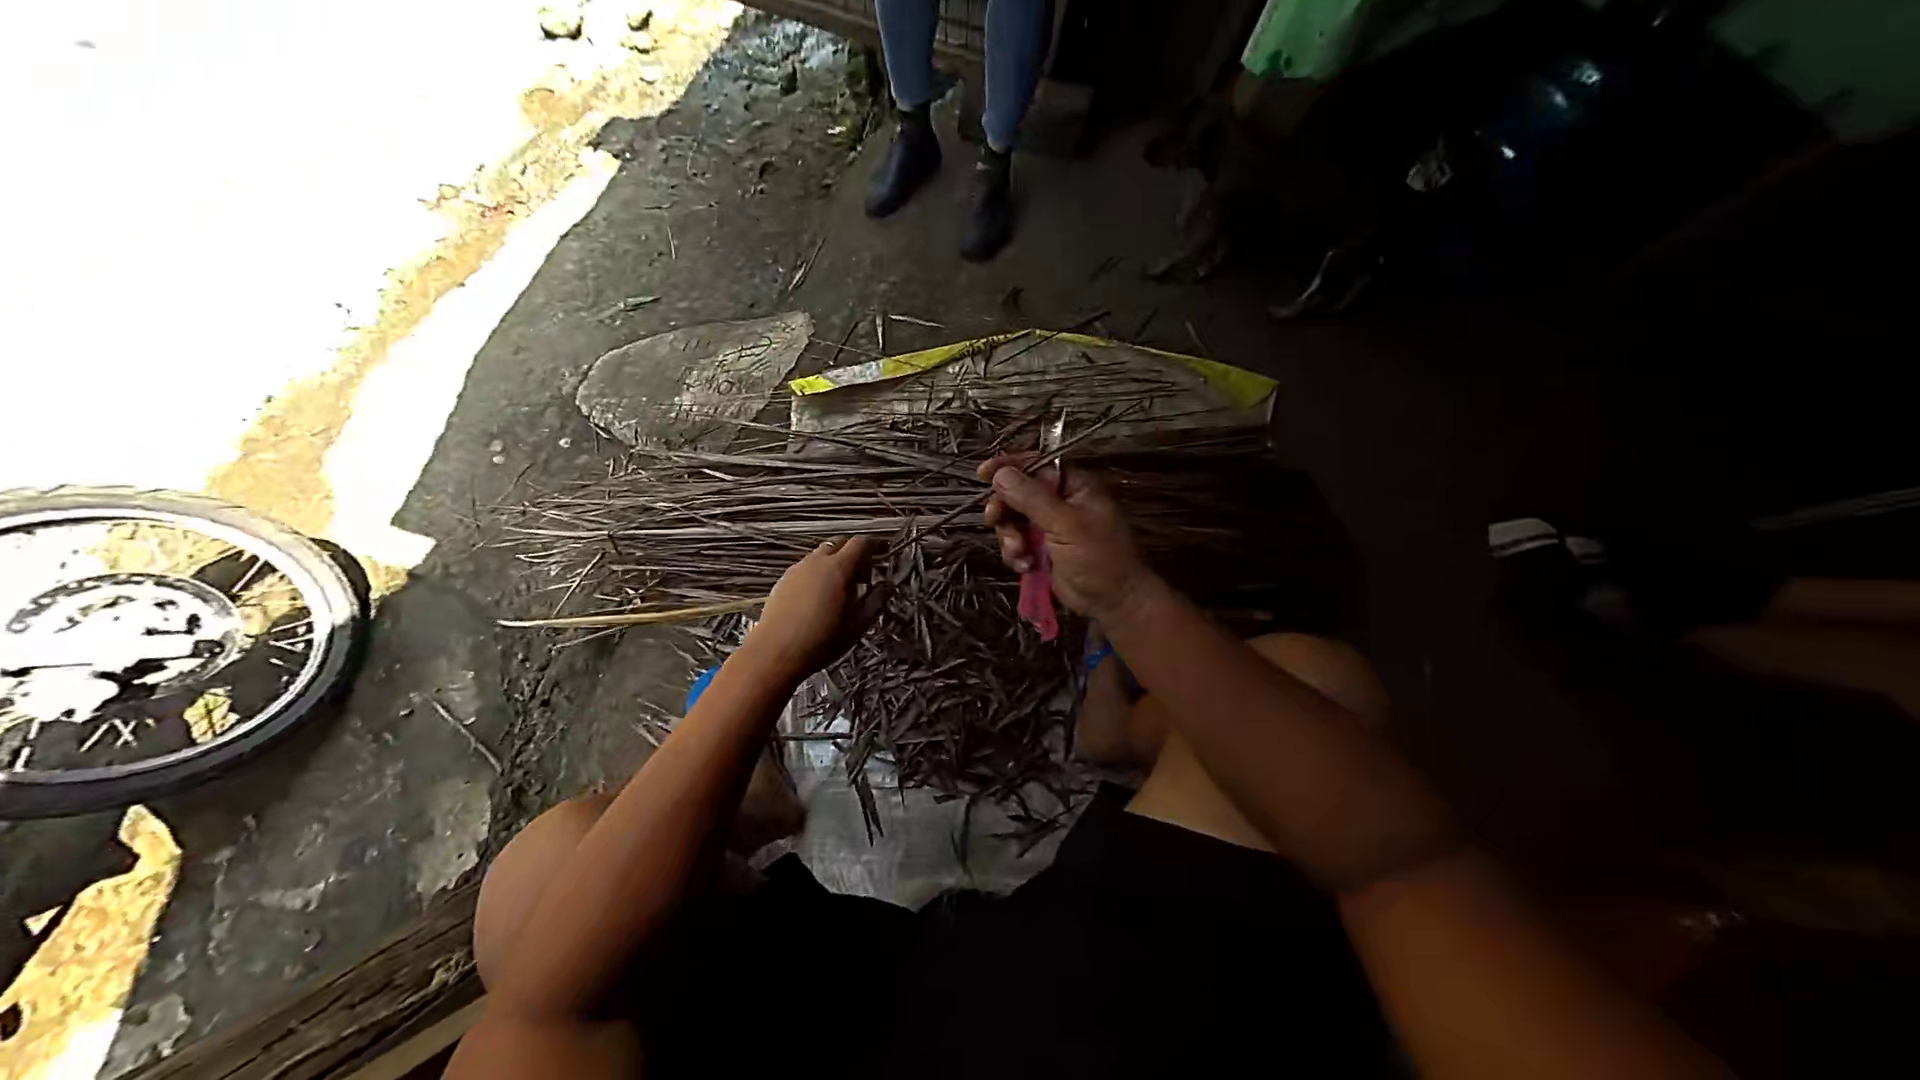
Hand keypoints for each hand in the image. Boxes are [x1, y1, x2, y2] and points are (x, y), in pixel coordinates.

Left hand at [748, 536, 884, 676]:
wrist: (774, 654)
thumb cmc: (820, 641)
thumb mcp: (857, 625)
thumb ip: (875, 601)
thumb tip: (887, 586)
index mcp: (838, 568)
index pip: (860, 543)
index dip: (875, 546)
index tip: (883, 553)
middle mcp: (815, 562)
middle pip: (840, 545)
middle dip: (855, 554)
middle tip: (865, 576)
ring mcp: (796, 570)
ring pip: (820, 556)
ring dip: (835, 564)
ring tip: (843, 590)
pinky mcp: (782, 582)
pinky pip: (805, 569)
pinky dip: (818, 574)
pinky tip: (820, 598)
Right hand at [978, 454, 1156, 620]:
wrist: (1112, 602)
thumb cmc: (1099, 557)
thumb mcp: (1066, 524)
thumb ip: (1032, 498)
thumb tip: (1001, 474)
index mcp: (1074, 486)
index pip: (1036, 465)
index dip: (1010, 466)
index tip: (984, 473)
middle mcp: (1060, 502)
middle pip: (1017, 492)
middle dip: (1005, 509)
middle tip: (995, 520)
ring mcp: (1049, 527)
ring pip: (1012, 520)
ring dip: (1009, 536)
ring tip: (1020, 553)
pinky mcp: (1041, 549)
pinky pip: (1016, 543)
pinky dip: (1015, 554)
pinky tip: (1026, 566)